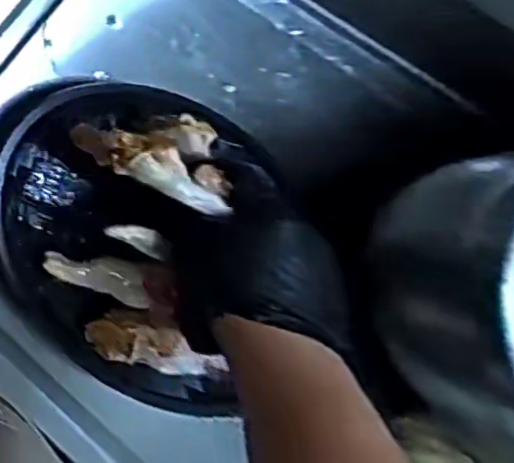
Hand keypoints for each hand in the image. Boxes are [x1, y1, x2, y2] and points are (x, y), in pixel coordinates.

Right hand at [162, 159, 352, 357]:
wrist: (281, 347)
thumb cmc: (228, 283)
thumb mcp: (193, 243)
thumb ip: (190, 217)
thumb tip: (180, 202)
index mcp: (269, 208)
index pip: (242, 171)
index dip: (217, 166)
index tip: (197, 168)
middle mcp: (302, 225)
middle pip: (262, 204)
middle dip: (236, 206)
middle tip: (209, 211)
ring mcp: (323, 260)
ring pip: (279, 233)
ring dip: (254, 235)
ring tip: (228, 246)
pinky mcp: (333, 290)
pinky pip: (293, 261)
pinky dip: (271, 261)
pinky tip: (251, 274)